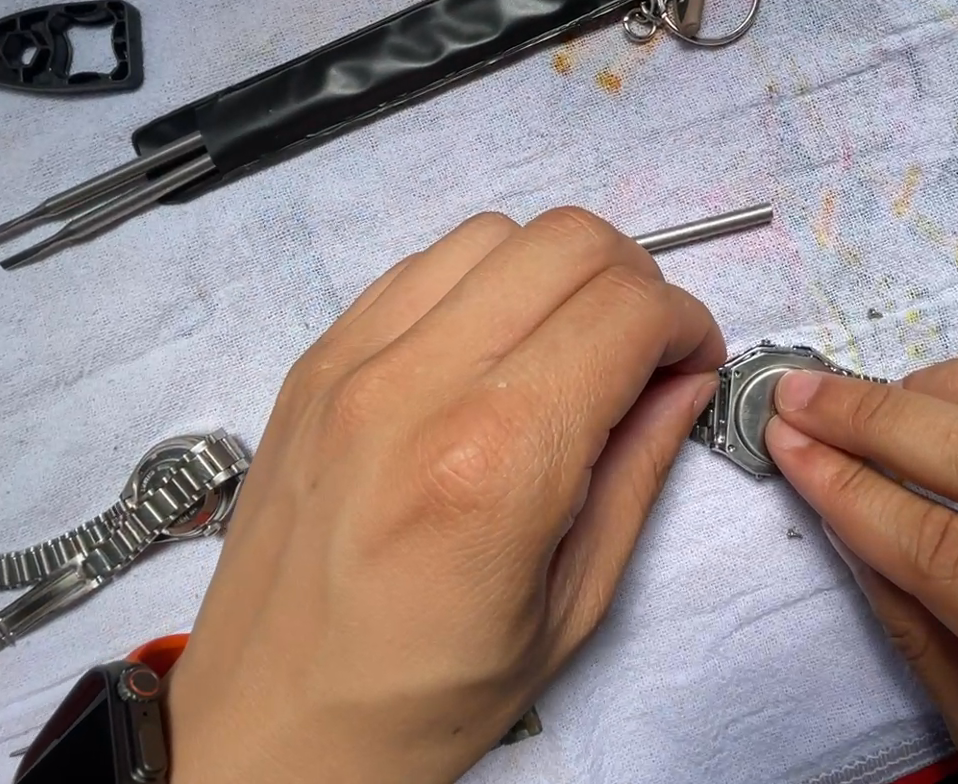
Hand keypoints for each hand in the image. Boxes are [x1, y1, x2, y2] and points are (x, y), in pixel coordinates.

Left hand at [164, 208, 723, 782]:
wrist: (266, 725)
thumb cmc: (426, 692)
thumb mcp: (574, 604)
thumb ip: (641, 467)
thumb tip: (684, 377)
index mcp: (496, 462)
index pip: (626, 312)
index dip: (685, 323)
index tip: (691, 359)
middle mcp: (417, 384)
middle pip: (568, 241)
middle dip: (634, 279)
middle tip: (641, 342)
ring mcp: (354, 358)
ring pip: (497, 232)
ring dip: (558, 270)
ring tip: (566, 338)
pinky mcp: (319, 354)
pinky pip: (426, 263)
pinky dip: (485, 279)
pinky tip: (492, 340)